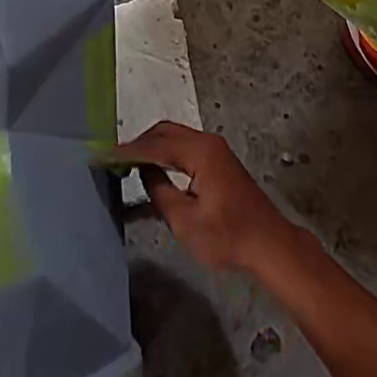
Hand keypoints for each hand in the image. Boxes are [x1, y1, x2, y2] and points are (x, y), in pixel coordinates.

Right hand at [114, 121, 306, 273]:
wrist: (271, 245)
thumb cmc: (228, 237)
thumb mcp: (185, 221)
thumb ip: (160, 191)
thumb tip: (146, 171)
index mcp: (199, 152)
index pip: (155, 144)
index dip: (128, 150)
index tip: (104, 155)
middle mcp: (207, 142)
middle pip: (165, 131)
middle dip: (139, 143)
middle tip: (116, 158)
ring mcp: (216, 149)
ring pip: (175, 136)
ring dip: (152, 146)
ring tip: (130, 162)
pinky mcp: (220, 160)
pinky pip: (185, 145)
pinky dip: (166, 151)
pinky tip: (155, 166)